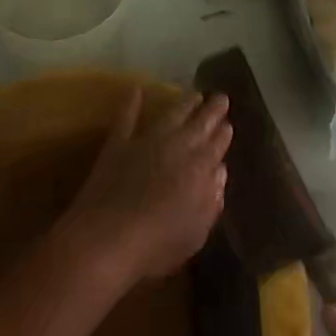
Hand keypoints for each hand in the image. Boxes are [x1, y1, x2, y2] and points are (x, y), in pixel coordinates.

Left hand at [59, 89, 231, 282]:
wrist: (107, 237)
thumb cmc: (157, 246)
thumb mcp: (196, 233)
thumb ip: (211, 202)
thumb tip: (220, 173)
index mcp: (199, 171)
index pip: (216, 146)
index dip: (223, 134)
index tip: (228, 123)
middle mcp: (176, 149)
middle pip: (198, 125)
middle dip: (211, 111)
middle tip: (220, 96)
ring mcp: (145, 142)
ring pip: (170, 116)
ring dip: (183, 103)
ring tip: (194, 93)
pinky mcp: (117, 144)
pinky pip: (126, 117)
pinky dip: (131, 102)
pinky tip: (136, 89)